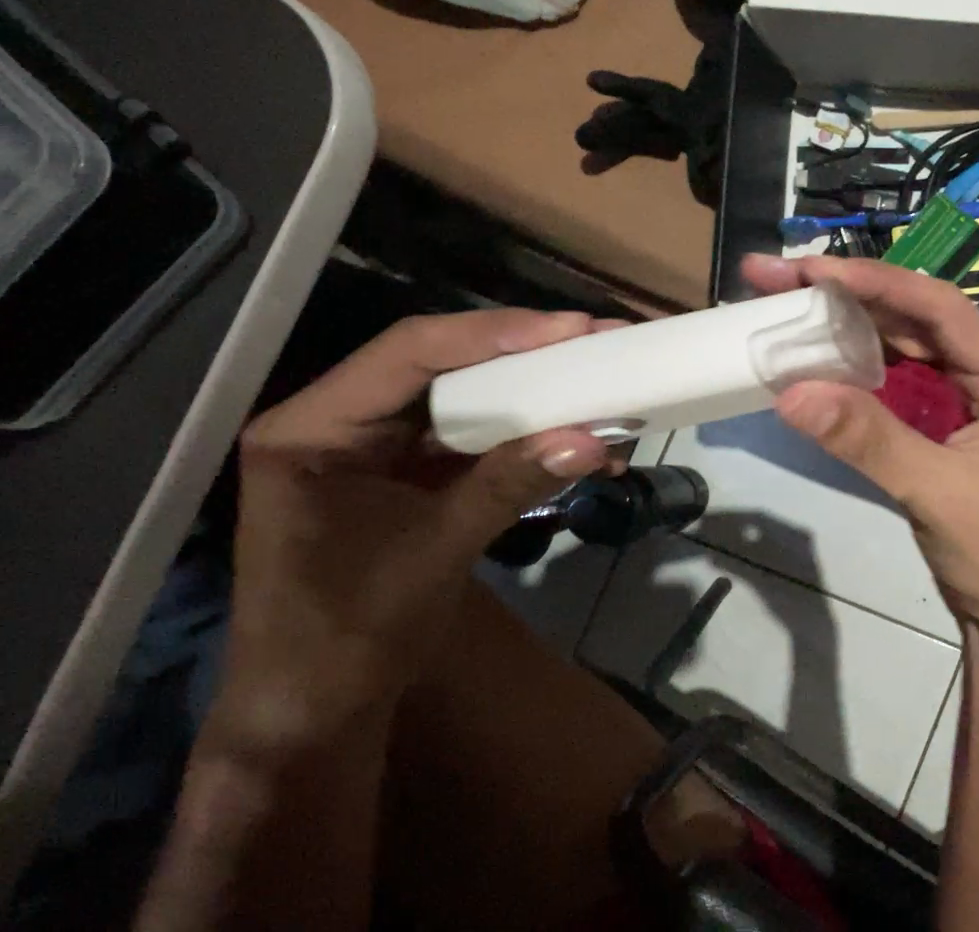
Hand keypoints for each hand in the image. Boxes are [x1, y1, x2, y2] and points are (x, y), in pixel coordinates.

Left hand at [213, 310, 616, 758]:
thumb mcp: (435, 553)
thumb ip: (510, 485)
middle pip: (440, 367)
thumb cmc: (348, 634)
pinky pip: (475, 443)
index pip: (408, 354)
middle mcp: (341, 425)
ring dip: (533, 398)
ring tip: (602, 383)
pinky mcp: (412, 479)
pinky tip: (578, 443)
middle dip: (524, 357)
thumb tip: (596, 439)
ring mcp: (378, 452)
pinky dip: (527, 442)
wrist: (318, 710)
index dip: (493, 335)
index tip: (572, 330)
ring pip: (464, 402)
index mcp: (313, 430)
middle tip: (600, 341)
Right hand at [740, 255, 978, 631]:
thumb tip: (790, 391)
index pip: (941, 309)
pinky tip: (812, 360)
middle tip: (775, 276)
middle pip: (914, 319)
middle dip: (848, 295)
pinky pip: (892, 385)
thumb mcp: (935, 492)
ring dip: (845, 327)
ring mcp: (960, 403)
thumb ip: (868, 439)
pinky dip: (852, 371)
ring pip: (900, 348)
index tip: (813, 270)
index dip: (877, 282)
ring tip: (782, 306)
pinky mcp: (937, 430)